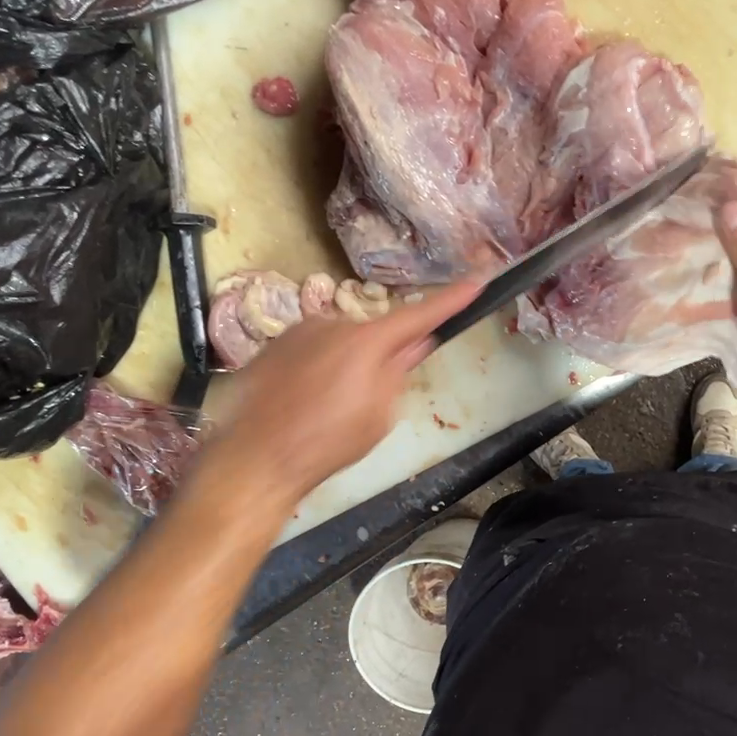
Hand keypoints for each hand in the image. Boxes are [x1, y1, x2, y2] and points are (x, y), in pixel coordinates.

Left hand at [196, 281, 478, 507]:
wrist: (259, 455)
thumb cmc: (330, 442)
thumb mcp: (380, 414)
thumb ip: (399, 372)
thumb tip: (413, 344)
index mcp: (367, 341)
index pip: (419, 316)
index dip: (450, 300)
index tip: (477, 281)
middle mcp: (333, 323)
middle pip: (374, 334)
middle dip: (382, 358)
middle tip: (372, 400)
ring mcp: (299, 331)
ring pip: (341, 343)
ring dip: (347, 365)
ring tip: (330, 409)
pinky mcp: (274, 345)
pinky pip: (312, 351)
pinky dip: (319, 370)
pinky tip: (307, 403)